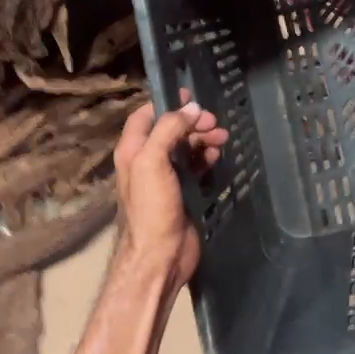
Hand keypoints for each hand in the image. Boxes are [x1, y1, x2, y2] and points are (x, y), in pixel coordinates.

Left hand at [112, 88, 229, 292]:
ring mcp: (165, 176)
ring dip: (204, 137)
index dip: (167, 102)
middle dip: (193, 121)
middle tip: (214, 123)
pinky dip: (207, 155)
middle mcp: (146, 160)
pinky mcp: (182, 190)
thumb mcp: (152, 162)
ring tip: (221, 139)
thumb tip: (191, 108)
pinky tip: (217, 155)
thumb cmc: (151, 208)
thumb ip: (169, 129)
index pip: (146, 114)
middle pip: (171, 128)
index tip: (192, 97)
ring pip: (186, 145)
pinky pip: (196, 163)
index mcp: (132, 151)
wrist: (160, 256)